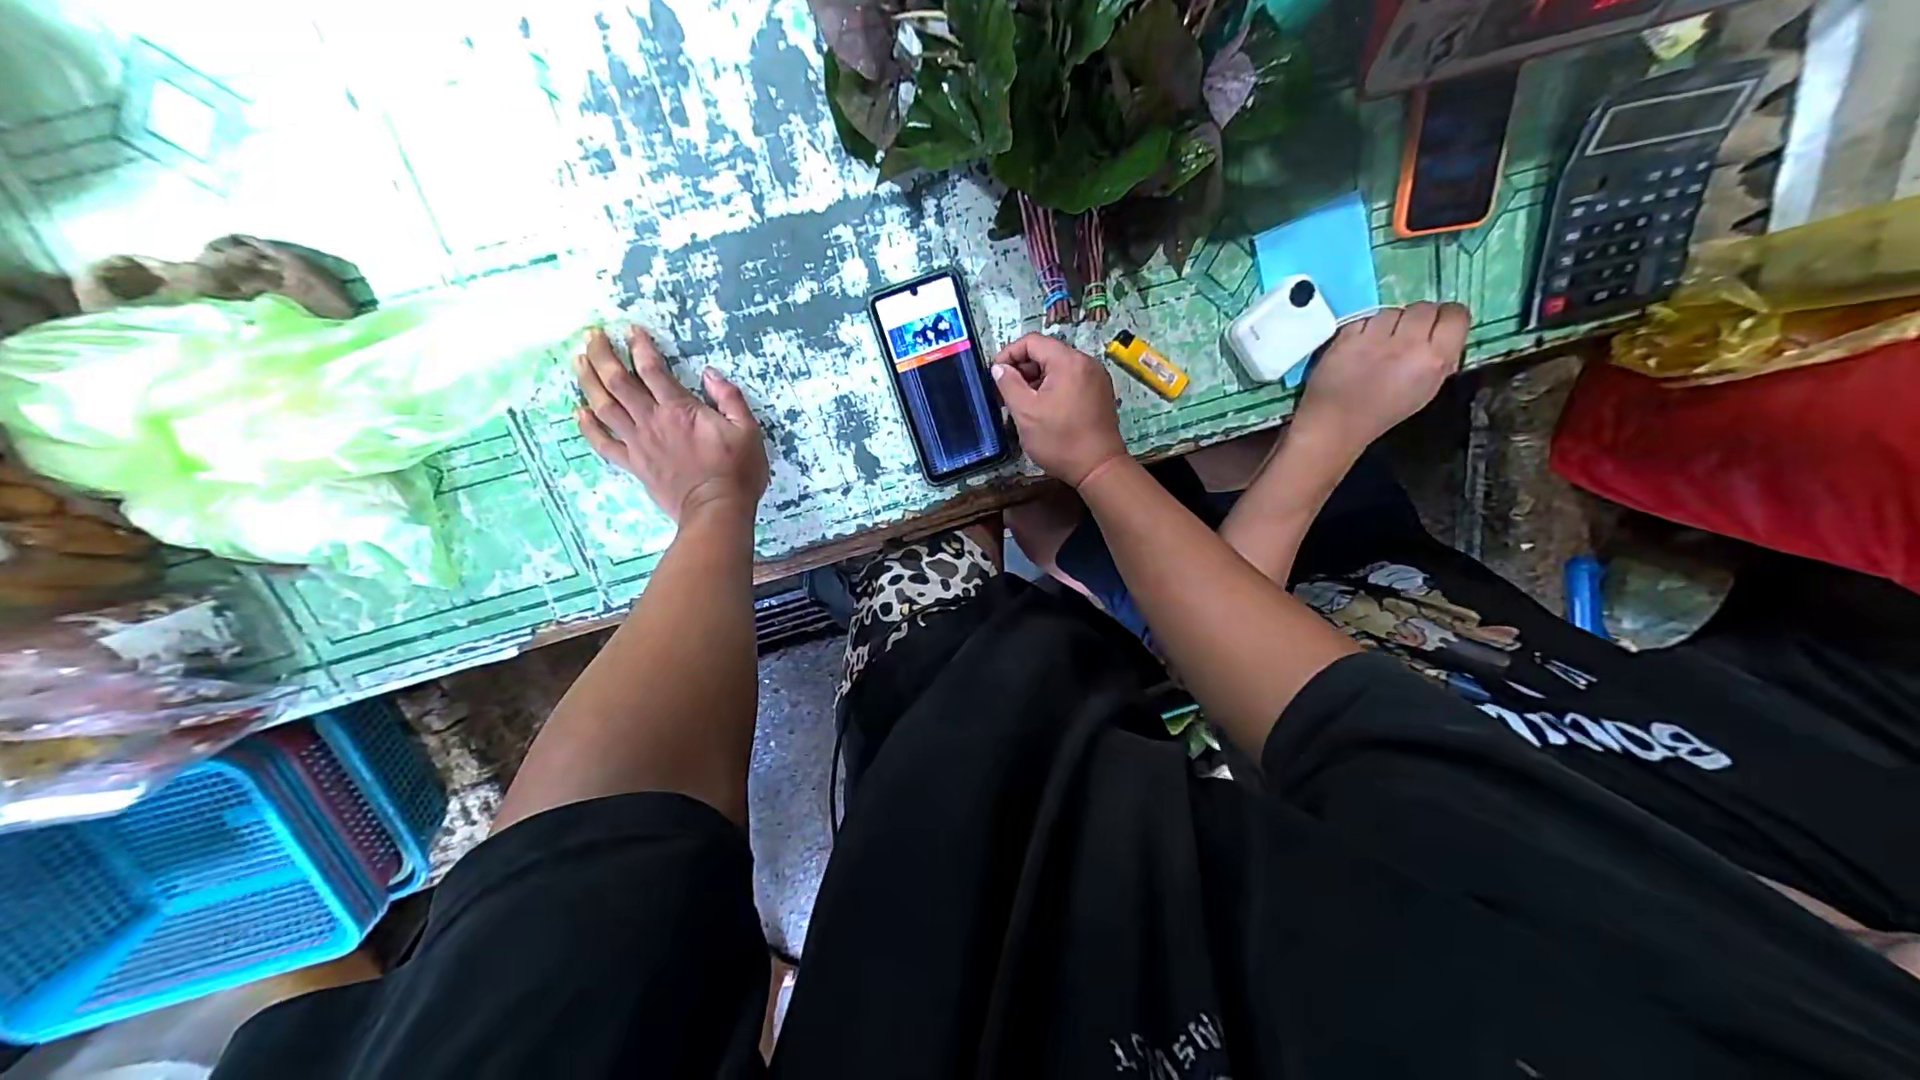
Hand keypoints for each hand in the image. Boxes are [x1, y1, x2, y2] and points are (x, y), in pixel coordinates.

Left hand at [575, 326, 768, 522]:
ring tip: (579, 361)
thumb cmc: (736, 471)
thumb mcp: (747, 430)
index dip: (640, 346)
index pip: (652, 368)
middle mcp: (652, 421)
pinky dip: (588, 427)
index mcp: (679, 409)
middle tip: (593, 335)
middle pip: (618, 381)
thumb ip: (729, 398)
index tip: (631, 330)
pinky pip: (603, 443)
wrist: (716, 509)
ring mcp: (638, 443)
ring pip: (603, 406)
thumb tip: (711, 375)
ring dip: (588, 381)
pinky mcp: (634, 465)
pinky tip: (579, 412)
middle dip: (603, 354)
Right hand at [990, 333, 1129, 487]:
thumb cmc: (1059, 440)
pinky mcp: (1100, 393)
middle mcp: (1086, 362)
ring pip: (1058, 368)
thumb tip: (999, 367)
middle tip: (1005, 392)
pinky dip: (1053, 388)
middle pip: (1047, 352)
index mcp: (1068, 361)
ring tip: (1021, 403)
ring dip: (1036, 380)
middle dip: (1022, 369)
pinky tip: (1043, 409)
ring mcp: (1096, 378)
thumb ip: (1009, 384)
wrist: (1099, 468)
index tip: (995, 374)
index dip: (1009, 354)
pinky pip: (1071, 380)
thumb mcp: (1025, 412)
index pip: (1032, 341)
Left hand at [1296, 301, 1470, 448]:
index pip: (1455, 315)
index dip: (1447, 318)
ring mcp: (1374, 337)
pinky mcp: (1346, 336)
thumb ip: (1440, 360)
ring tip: (1379, 342)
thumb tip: (1444, 338)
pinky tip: (1360, 345)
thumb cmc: (1382, 412)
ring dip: (1389, 323)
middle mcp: (1407, 343)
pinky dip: (1364, 328)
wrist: (1335, 421)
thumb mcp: (1426, 390)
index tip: (1437, 327)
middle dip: (1418, 318)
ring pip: (1392, 311)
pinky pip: (1364, 319)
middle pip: (1424, 307)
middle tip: (1406, 334)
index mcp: (1433, 359)